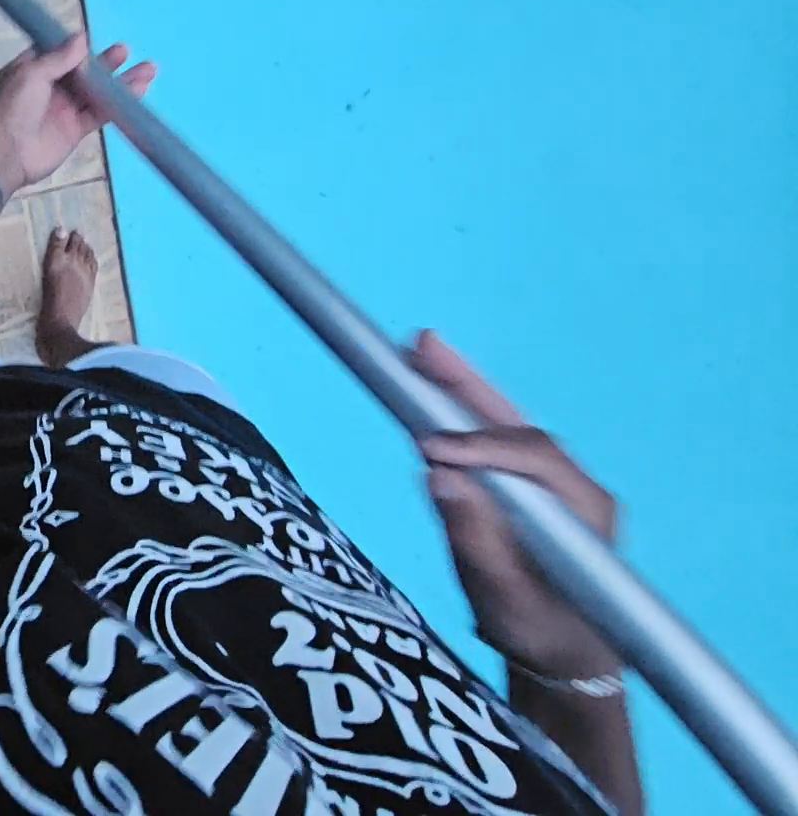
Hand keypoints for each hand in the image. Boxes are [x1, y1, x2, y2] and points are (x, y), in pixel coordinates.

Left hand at [0, 35, 156, 192]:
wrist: (4, 155)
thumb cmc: (10, 110)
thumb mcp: (30, 75)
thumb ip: (58, 58)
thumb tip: (81, 38)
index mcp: (30, 72)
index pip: (57, 54)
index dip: (76, 47)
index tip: (94, 40)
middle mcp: (47, 89)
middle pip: (81, 71)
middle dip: (103, 62)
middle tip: (124, 51)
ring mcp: (62, 110)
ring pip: (95, 92)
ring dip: (120, 82)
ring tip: (148, 69)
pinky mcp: (74, 130)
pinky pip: (100, 113)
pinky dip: (118, 104)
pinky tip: (139, 91)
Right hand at [411, 331, 623, 679]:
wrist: (557, 651)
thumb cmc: (535, 627)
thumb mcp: (502, 594)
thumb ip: (475, 536)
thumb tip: (440, 476)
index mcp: (583, 510)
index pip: (534, 458)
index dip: (481, 447)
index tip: (429, 449)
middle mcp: (568, 484)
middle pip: (513, 421)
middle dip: (464, 383)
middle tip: (419, 344)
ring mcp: (542, 482)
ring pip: (497, 422)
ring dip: (452, 386)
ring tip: (412, 353)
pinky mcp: (514, 484)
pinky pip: (482, 437)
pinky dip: (449, 409)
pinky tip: (420, 386)